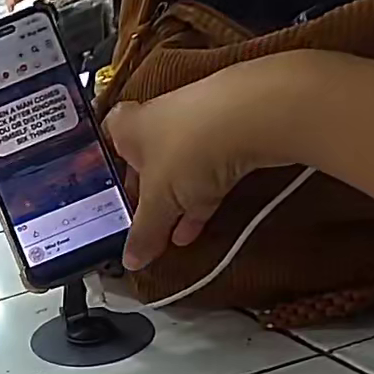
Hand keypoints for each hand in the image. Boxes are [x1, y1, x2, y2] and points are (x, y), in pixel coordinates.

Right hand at [101, 53, 311, 270]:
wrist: (267, 113)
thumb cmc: (190, 151)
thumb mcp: (158, 204)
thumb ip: (144, 233)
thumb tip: (132, 261)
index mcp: (130, 127)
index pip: (108, 136)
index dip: (105, 161)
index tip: (107, 185)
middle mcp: (163, 114)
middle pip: (146, 154)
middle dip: (145, 188)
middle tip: (141, 217)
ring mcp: (203, 114)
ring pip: (182, 161)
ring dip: (178, 194)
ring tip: (175, 230)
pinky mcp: (241, 119)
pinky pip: (215, 161)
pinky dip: (209, 189)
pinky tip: (205, 218)